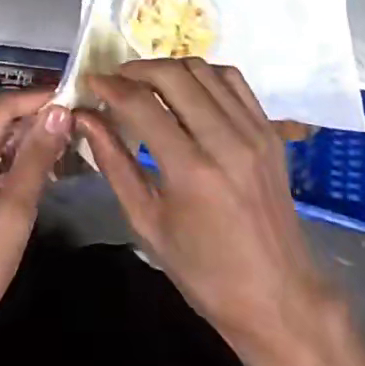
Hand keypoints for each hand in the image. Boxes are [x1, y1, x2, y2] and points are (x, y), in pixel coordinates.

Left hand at [0, 92, 71, 365]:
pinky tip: (44, 163)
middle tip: (80, 119)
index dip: (41, 98)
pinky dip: (17, 155)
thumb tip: (60, 111)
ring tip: (70, 138)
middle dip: (38, 116)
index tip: (78, 95)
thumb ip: (37, 156)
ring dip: (30, 136)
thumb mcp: (14, 209)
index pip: (4, 106)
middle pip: (0, 117)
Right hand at [76, 59, 364, 365]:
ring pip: (203, 70)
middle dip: (136, 69)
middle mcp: (226, 141)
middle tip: (115, 80)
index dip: (109, 86)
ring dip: (168, 68)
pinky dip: (203, 74)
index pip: (141, 104)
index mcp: (192, 171)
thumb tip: (85, 118)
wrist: (279, 297)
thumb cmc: (204, 271)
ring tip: (147, 84)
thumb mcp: (147, 223)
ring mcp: (253, 132)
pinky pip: (233, 81)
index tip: (90, 82)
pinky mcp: (270, 131)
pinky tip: (186, 89)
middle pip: (173, 75)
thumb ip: (113, 163)